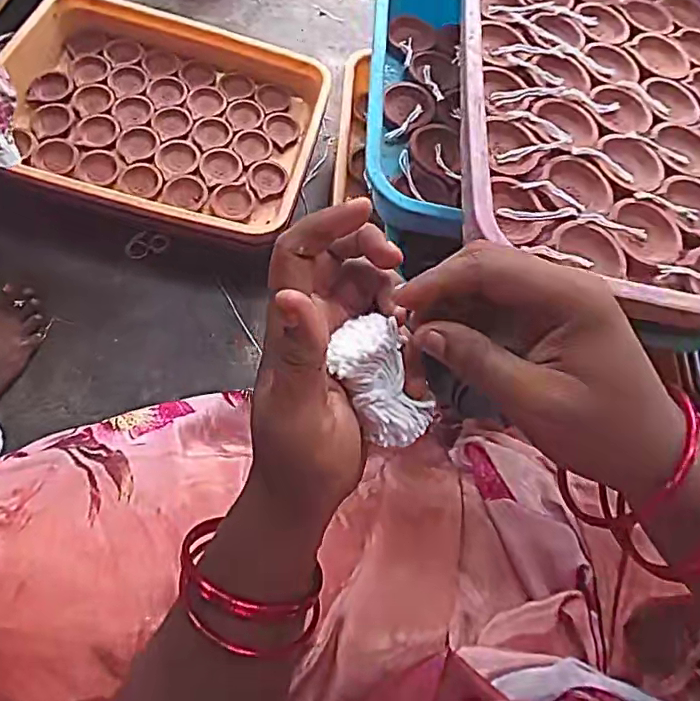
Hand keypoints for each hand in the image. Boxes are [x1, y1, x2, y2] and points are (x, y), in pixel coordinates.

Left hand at [240, 200, 402, 540]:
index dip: (324, 223)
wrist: (308, 491)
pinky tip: (411, 334)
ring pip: (363, 281)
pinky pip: (381, 313)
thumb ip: (299, 351)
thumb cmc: (297, 452)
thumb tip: (290, 296)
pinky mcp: (359, 349)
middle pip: (334, 255)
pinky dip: (399, 313)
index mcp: (288, 321)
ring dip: (388, 283)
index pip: (296, 252)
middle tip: (397, 264)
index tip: (363, 210)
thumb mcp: (299, 405)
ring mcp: (336, 331)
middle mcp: (310, 315)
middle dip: (365, 245)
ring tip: (405, 314)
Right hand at [394, 242, 683, 496]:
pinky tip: (444, 349)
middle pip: (481, 267)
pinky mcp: (540, 319)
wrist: (655, 456)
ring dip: (445, 311)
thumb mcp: (536, 402)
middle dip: (437, 293)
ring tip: (420, 349)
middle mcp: (558, 285)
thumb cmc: (605, 433)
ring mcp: (549, 300)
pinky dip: (461, 326)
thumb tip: (426, 333)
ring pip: (479, 287)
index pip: (488, 266)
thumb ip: (478, 361)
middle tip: (406, 330)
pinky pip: (489, 309)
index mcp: (567, 295)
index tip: (398, 305)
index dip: (437, 280)